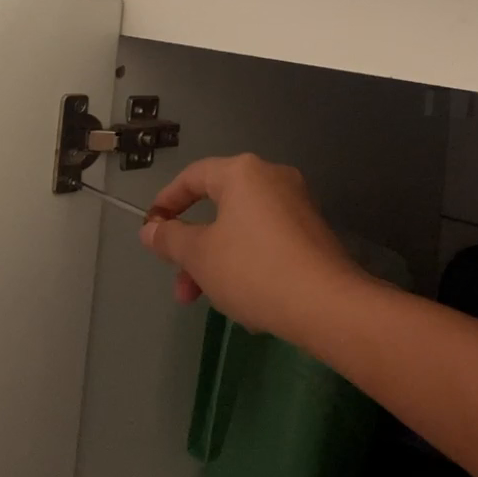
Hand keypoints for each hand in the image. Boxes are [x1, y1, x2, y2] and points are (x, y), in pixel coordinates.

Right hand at [138, 154, 371, 339]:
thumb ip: (170, 239)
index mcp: (243, 172)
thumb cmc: (254, 270)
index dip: (167, 201)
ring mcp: (298, 204)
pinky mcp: (313, 232)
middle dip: (195, 249)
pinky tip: (248, 302)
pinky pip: (268, 242)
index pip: (194, 176)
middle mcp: (273, 178)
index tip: (152, 230)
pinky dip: (248, 265)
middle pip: (220, 207)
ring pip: (243, 229)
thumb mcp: (200, 256)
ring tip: (213, 302)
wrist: (326, 303)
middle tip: (182, 285)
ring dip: (219, 262)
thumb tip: (151, 229)